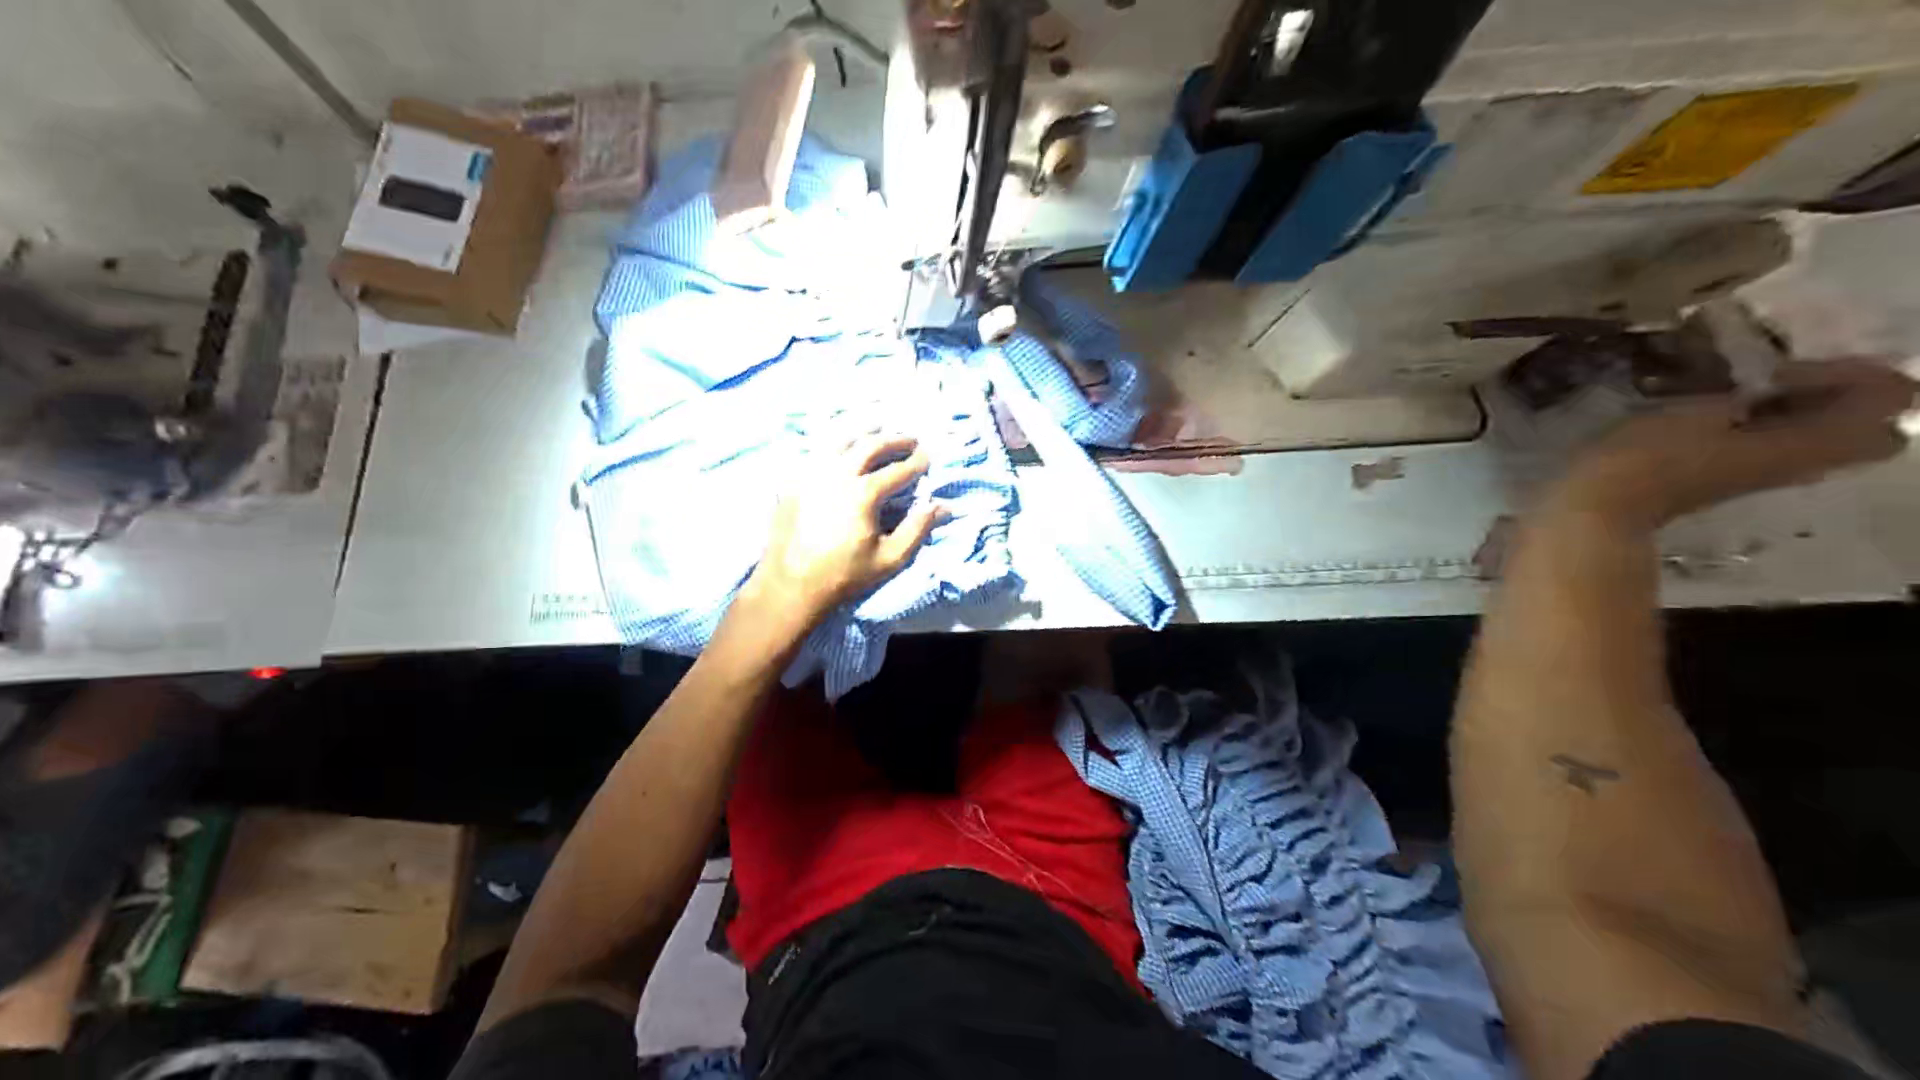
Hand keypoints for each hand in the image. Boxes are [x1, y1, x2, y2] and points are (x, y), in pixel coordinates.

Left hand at [740, 434, 941, 630]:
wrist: (791, 585)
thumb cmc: (844, 575)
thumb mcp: (890, 559)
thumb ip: (918, 529)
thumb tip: (942, 506)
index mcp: (863, 493)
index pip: (898, 470)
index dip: (917, 462)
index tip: (928, 456)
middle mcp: (837, 474)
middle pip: (870, 445)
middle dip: (894, 439)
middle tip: (910, 439)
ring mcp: (811, 474)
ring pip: (840, 440)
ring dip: (863, 432)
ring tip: (878, 428)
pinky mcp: (794, 480)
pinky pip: (816, 450)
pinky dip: (834, 441)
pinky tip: (842, 444)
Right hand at [1553, 359, 1915, 531]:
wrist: (1598, 511)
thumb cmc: (1643, 459)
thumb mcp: (1694, 411)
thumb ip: (1748, 392)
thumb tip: (1769, 384)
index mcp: (1811, 443)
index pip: (1890, 397)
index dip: (1850, 372)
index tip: (1783, 370)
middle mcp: (1806, 462)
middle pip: (1868, 425)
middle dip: (1839, 395)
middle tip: (1781, 380)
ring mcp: (1766, 474)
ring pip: (1821, 435)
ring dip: (1796, 408)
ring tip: (1742, 393)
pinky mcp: (1731, 479)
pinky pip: (1777, 445)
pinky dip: (1763, 424)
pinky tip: (1716, 415)